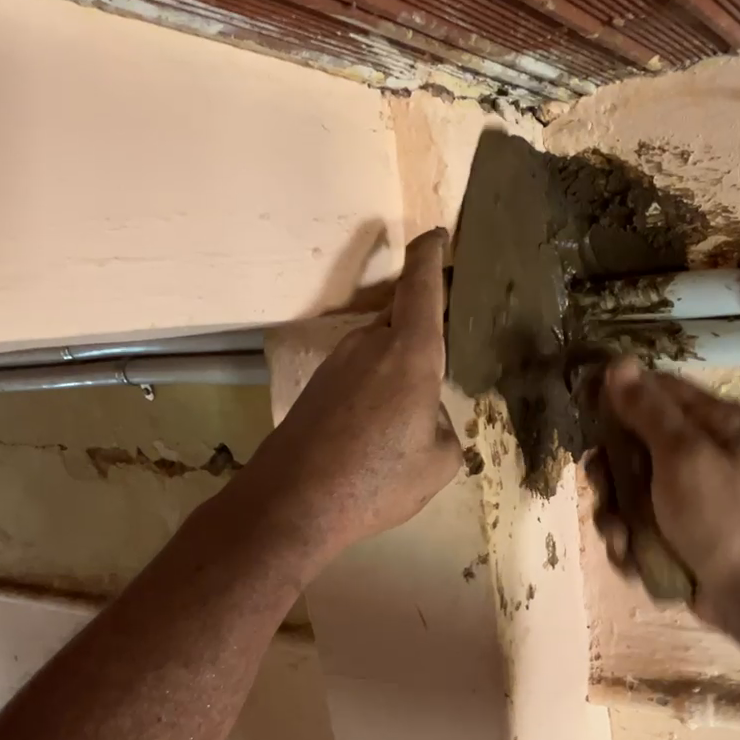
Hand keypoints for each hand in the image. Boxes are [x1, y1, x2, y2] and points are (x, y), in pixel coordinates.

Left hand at [240, 228, 462, 555]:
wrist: (291, 502)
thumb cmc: (376, 481)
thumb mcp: (439, 461)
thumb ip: (444, 426)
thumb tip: (427, 415)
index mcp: (408, 353)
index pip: (422, 286)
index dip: (431, 255)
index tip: (438, 236)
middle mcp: (369, 344)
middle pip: (402, 315)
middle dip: (424, 321)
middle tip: (448, 342)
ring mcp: (337, 362)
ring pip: (379, 345)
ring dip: (399, 360)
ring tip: (416, 403)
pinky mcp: (318, 386)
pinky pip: (360, 369)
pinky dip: (378, 382)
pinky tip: (382, 425)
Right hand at [602, 360, 739, 622]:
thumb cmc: (722, 516)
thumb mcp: (683, 454)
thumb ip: (646, 410)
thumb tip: (618, 362)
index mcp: (714, 421)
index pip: (654, 389)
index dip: (614, 397)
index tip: (581, 410)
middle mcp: (700, 450)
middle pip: (630, 442)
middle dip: (611, 471)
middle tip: (604, 487)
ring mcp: (686, 494)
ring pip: (626, 488)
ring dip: (615, 514)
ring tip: (623, 538)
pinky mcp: (675, 529)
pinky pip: (635, 523)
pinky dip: (629, 541)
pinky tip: (632, 558)